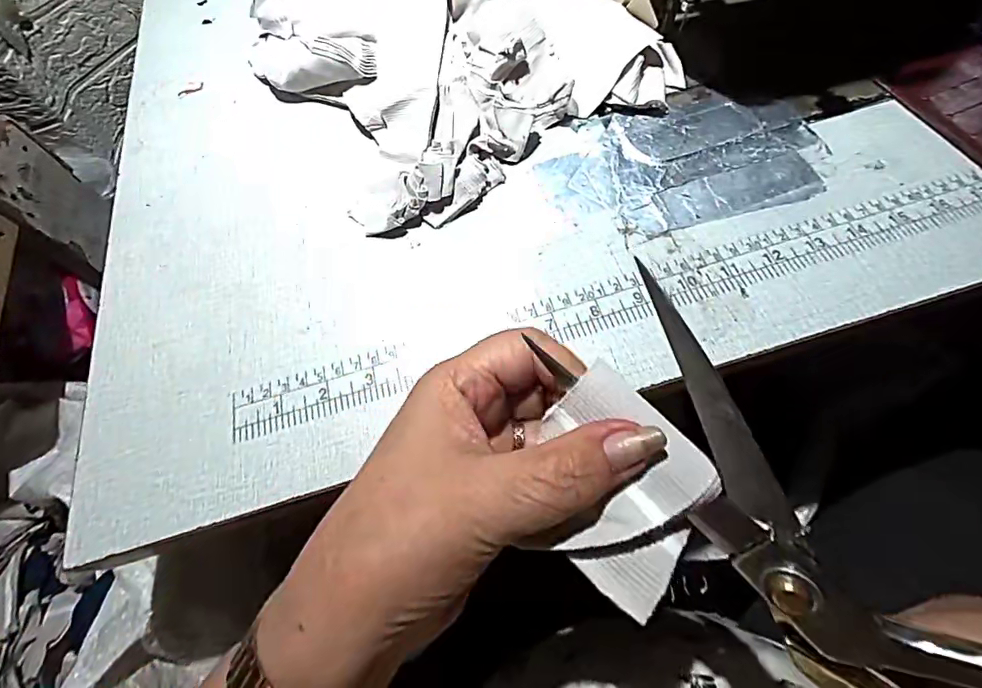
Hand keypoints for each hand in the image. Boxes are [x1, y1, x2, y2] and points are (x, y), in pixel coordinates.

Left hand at [215, 330, 666, 687]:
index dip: (572, 372)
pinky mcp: (493, 503)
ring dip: (583, 467)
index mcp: (457, 387)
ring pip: (552, 444)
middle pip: (547, 397)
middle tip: (624, 454)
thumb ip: (567, 469)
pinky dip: (571, 498)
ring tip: (608, 490)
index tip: (611, 409)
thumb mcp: (487, 497)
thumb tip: (633, 439)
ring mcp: (483, 461)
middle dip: (586, 425)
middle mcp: (471, 416)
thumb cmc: (386, 545)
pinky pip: (547, 485)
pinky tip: (583, 516)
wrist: (347, 631)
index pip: (530, 351)